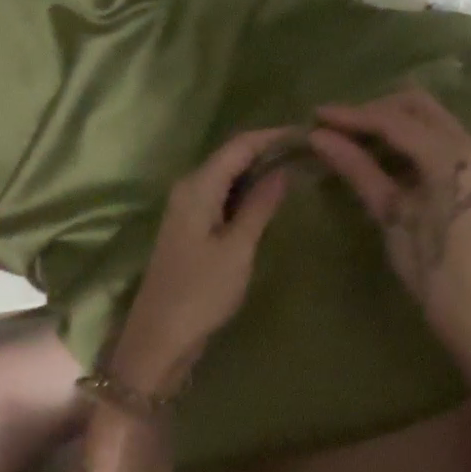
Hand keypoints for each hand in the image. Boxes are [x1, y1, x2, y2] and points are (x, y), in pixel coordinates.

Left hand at [110, 128, 293, 394]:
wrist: (159, 338)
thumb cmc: (201, 292)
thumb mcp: (237, 248)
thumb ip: (259, 205)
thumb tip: (282, 170)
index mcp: (198, 186)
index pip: (240, 145)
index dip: (273, 136)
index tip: (310, 133)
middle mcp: (188, 188)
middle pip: (232, 157)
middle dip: (269, 151)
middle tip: (311, 152)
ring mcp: (187, 209)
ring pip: (227, 177)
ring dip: (259, 172)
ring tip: (299, 171)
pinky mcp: (190, 229)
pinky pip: (222, 197)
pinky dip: (246, 194)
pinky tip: (270, 202)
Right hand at [309, 89, 470, 350]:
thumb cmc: (429, 266)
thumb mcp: (390, 213)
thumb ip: (358, 168)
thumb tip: (319, 137)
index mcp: (453, 155)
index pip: (395, 121)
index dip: (353, 116)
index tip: (316, 115)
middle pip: (416, 107)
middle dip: (374, 111)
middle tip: (336, 129)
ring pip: (428, 118)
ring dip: (391, 122)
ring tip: (352, 140)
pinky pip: (439, 137)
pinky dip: (408, 138)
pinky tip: (381, 154)